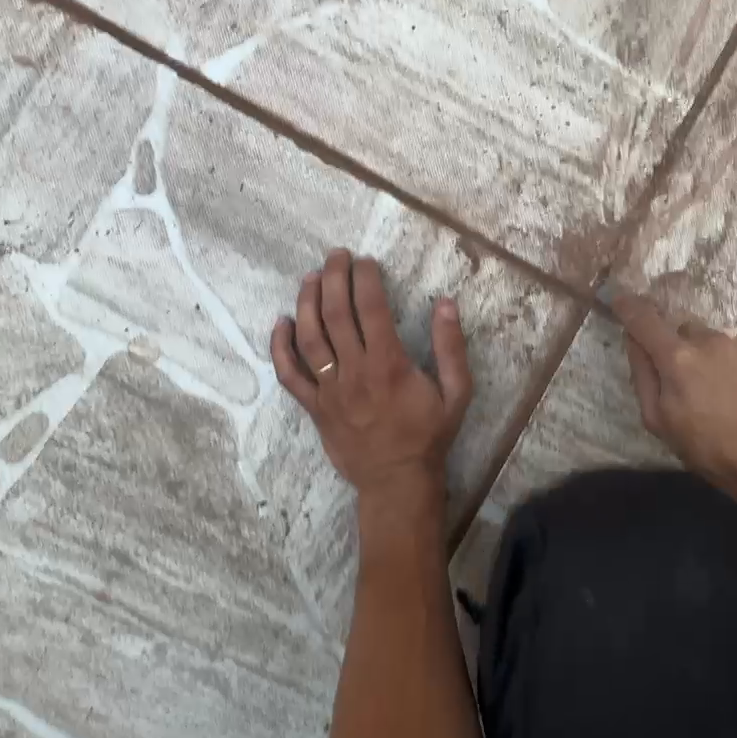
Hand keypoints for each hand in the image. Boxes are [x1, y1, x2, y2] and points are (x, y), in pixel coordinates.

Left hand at [270, 249, 473, 509]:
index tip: (366, 260)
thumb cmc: (428, 435)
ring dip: (307, 302)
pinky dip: (280, 347)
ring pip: (309, 337)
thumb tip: (446, 303)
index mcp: (388, 364)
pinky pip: (289, 375)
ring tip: (311, 277)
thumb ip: (451, 347)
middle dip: (333, 278)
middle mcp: (354, 371)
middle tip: (336, 255)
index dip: (365, 278)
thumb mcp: (456, 392)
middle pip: (335, 314)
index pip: (371, 308)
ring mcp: (329, 389)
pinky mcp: (314, 407)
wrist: (397, 481)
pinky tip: (281, 323)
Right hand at [608, 290, 736, 500]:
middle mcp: (709, 339)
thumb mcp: (658, 421)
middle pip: (684, 331)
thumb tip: (633, 340)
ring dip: (713, 357)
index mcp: (677, 359)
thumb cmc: (709, 449)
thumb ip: (642, 374)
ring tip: (727, 392)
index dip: (628, 306)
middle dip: (682, 350)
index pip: (644, 320)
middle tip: (692, 385)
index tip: (619, 298)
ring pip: (715, 339)